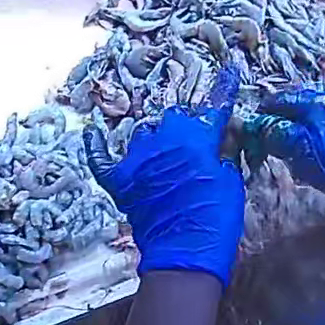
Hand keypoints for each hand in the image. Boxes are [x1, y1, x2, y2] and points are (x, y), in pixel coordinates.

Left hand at [85, 68, 245, 285]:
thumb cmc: (216, 219)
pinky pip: (102, 157)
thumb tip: (221, 136)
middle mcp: (163, 141)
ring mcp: (137, 159)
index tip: (229, 70)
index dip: (223, 89)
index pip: (213, 107)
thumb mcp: (232, 181)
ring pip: (144, 135)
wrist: (184, 254)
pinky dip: (97, 145)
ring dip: (156, 142)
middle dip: (185, 127)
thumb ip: (224, 152)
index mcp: (196, 138)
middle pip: (174, 120)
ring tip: (164, 155)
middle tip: (194, 143)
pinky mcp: (120, 180)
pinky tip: (92, 132)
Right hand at [258, 90, 324, 221]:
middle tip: (265, 154)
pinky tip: (312, 164)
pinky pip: (322, 134)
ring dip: (293, 139)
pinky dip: (310, 146)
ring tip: (289, 162)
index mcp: (315, 102)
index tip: (246, 140)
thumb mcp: (305, 154)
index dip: (257, 119)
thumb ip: (277, 135)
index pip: (274, 101)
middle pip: (291, 110)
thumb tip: (250, 125)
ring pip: (307, 123)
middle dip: (275, 129)